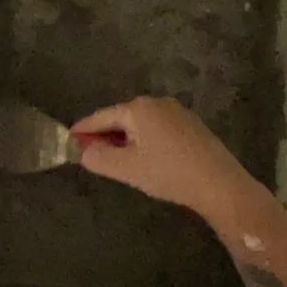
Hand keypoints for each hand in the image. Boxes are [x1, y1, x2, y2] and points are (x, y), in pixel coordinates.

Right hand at [71, 97, 259, 216]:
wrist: (218, 183)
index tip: (68, 138)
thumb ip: (98, 158)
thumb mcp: (126, 168)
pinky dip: (144, 140)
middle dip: (104, 134)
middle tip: (89, 152)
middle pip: (122, 117)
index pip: (101, 117)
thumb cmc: (168, 173)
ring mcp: (177, 112)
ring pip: (140, 124)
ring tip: (115, 158)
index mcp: (138, 108)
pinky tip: (144, 158)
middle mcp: (157, 103)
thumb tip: (84, 151)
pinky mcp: (191, 126)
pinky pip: (157, 129)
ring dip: (125, 138)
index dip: (83, 129)